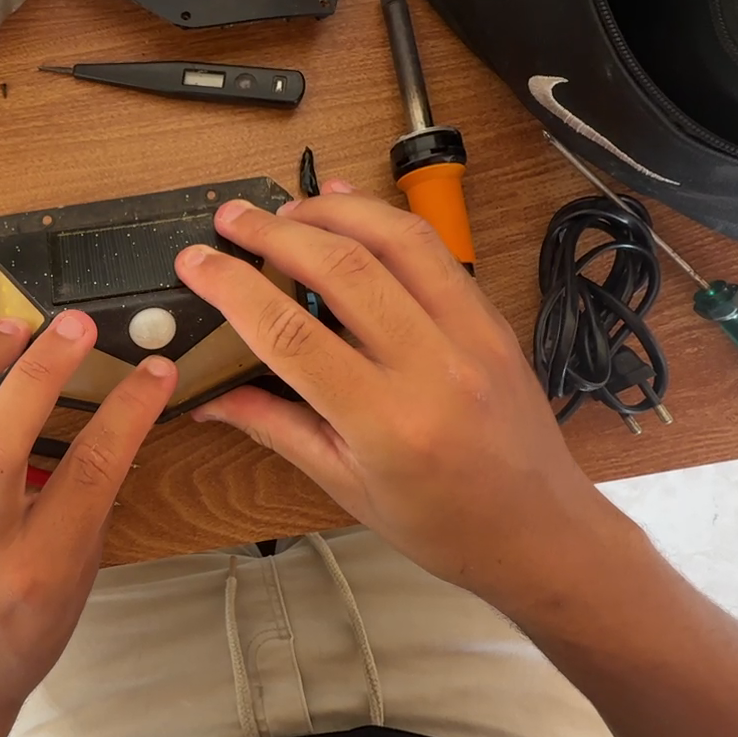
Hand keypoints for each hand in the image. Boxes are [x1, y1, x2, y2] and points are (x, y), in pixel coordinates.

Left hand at [0, 311, 176, 714]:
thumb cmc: (29, 632)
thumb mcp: (82, 575)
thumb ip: (91, 500)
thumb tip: (113, 421)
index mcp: (42, 567)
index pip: (89, 474)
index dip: (127, 411)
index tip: (155, 370)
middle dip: (39, 373)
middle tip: (74, 325)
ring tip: (14, 325)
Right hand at [175, 182, 630, 607]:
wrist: (542, 534)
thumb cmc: (439, 524)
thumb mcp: (342, 484)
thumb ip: (273, 426)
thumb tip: (206, 399)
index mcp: (387, 422)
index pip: (291, 336)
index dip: (233, 289)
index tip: (195, 263)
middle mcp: (433, 366)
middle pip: (343, 269)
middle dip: (274, 232)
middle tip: (229, 219)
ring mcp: (470, 334)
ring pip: (396, 240)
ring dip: (332, 210)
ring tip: (283, 207)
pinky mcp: (489, 317)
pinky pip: (433, 250)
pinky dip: (382, 216)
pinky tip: (346, 202)